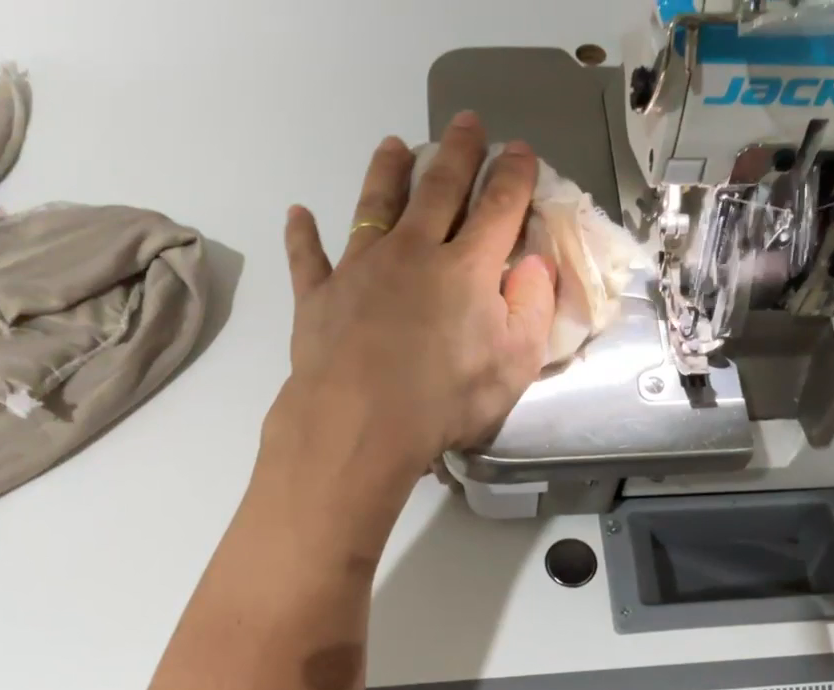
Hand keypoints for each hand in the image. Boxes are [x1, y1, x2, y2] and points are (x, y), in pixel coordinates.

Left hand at [270, 112, 556, 481]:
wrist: (359, 425)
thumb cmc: (445, 401)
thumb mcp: (515, 365)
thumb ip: (531, 310)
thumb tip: (534, 266)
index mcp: (465, 268)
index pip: (498, 208)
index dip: (513, 176)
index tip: (520, 149)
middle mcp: (413, 252)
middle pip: (438, 189)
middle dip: (456, 152)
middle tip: (465, 121)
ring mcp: (360, 269)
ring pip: (374, 206)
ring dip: (386, 172)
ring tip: (393, 145)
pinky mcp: (318, 295)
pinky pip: (308, 257)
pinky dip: (303, 235)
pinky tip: (298, 213)